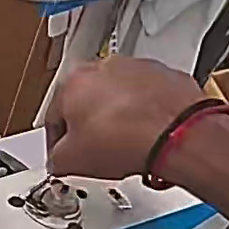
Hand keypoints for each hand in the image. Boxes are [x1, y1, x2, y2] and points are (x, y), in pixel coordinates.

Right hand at [45, 56, 216, 179]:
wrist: (176, 134)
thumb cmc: (126, 138)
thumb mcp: (71, 161)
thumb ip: (57, 158)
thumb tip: (60, 160)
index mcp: (72, 82)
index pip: (53, 118)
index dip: (55, 144)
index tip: (61, 157)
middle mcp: (103, 67)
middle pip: (86, 103)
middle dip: (87, 128)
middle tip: (91, 152)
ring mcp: (136, 69)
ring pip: (115, 99)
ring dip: (114, 121)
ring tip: (120, 148)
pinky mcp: (164, 76)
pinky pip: (144, 100)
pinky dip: (142, 116)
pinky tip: (143, 139)